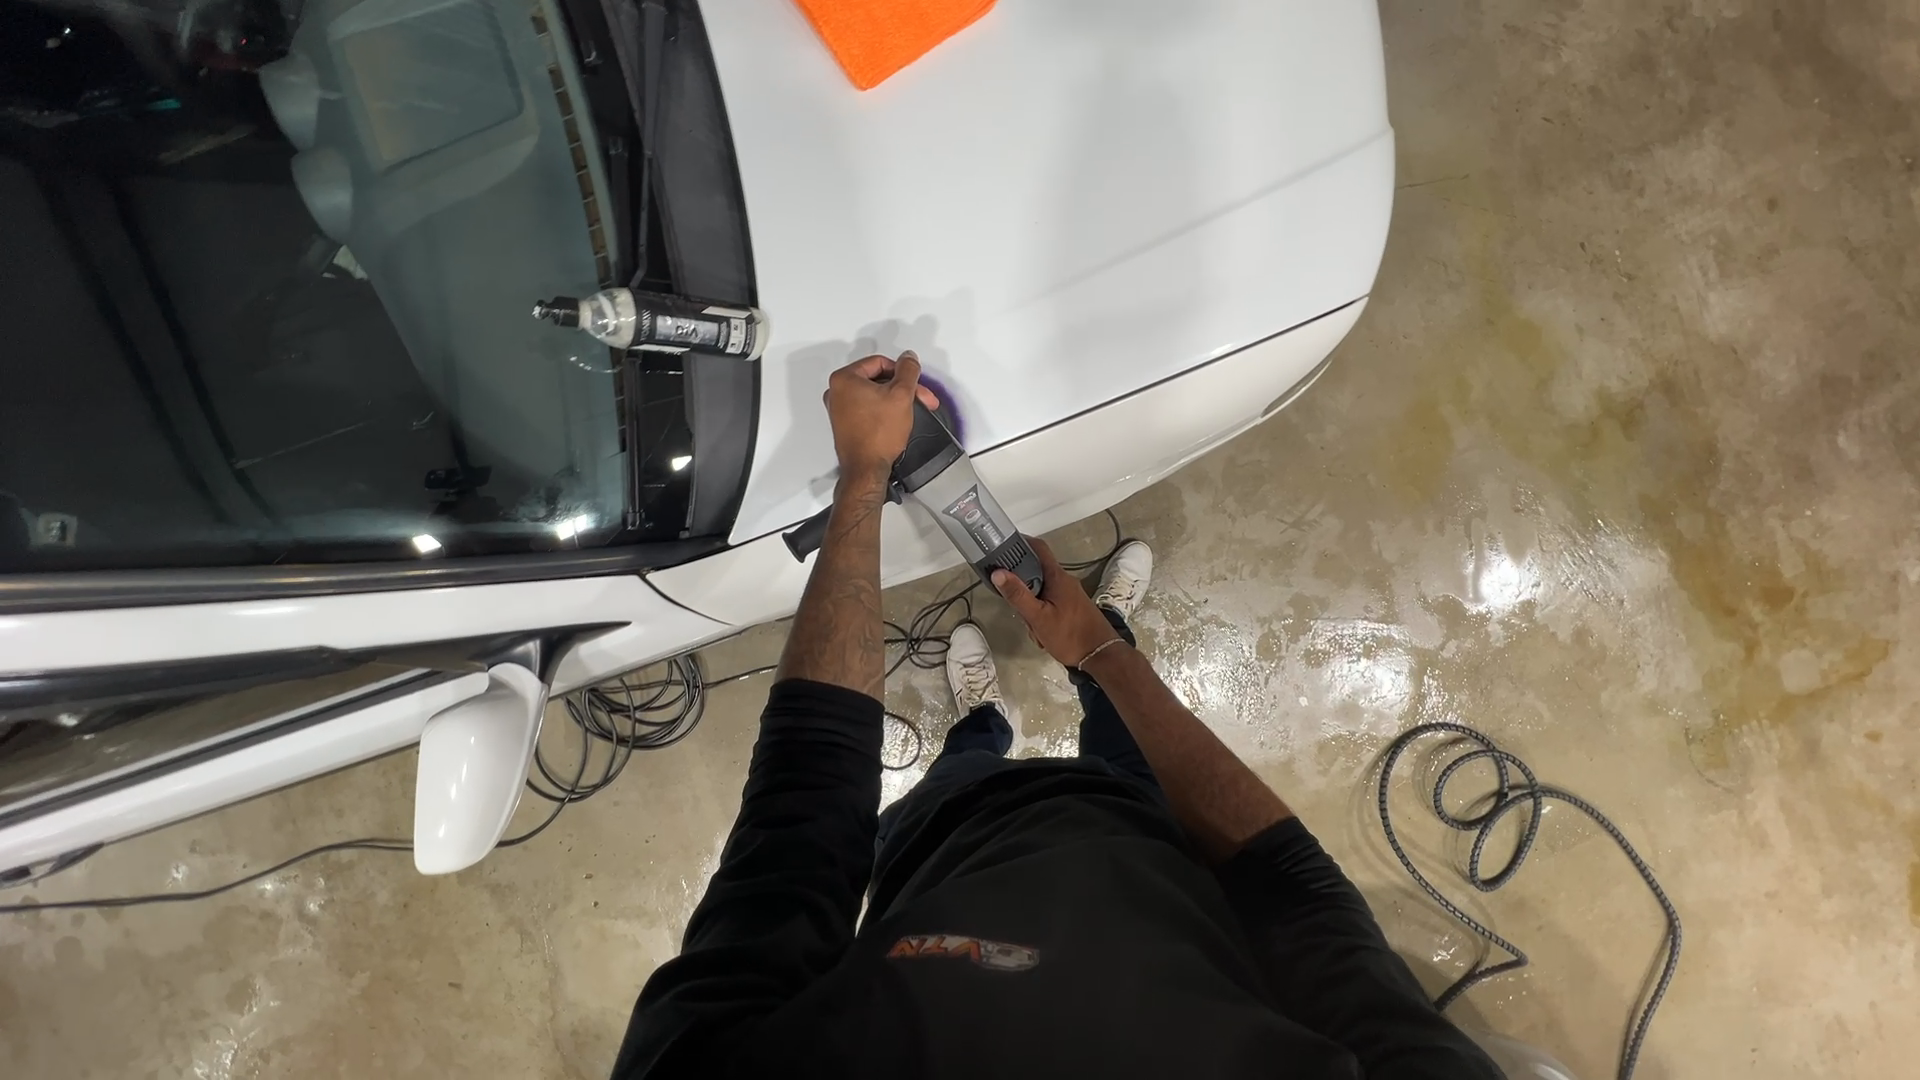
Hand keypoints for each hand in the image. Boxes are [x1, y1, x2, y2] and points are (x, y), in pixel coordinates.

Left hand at [825, 352, 941, 478]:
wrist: (866, 468)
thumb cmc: (877, 436)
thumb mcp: (901, 394)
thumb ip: (908, 370)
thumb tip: (909, 358)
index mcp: (844, 378)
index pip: (880, 362)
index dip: (902, 372)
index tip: (914, 382)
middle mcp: (836, 391)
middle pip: (877, 379)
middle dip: (902, 388)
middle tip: (919, 397)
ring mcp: (839, 408)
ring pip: (874, 394)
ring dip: (895, 400)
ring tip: (910, 410)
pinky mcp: (845, 423)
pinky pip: (867, 408)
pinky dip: (883, 411)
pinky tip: (896, 420)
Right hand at [992, 537, 1125, 668]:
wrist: (1100, 655)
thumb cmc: (1069, 634)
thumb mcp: (1038, 617)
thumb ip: (1018, 595)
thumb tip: (997, 572)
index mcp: (1057, 577)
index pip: (1038, 548)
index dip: (1020, 542)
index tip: (1002, 546)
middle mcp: (1064, 581)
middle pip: (1035, 574)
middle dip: (1022, 591)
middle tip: (1016, 607)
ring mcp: (1069, 594)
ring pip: (1041, 593)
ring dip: (1032, 610)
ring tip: (1034, 630)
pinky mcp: (1071, 607)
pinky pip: (1049, 604)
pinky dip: (1041, 617)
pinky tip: (1042, 634)